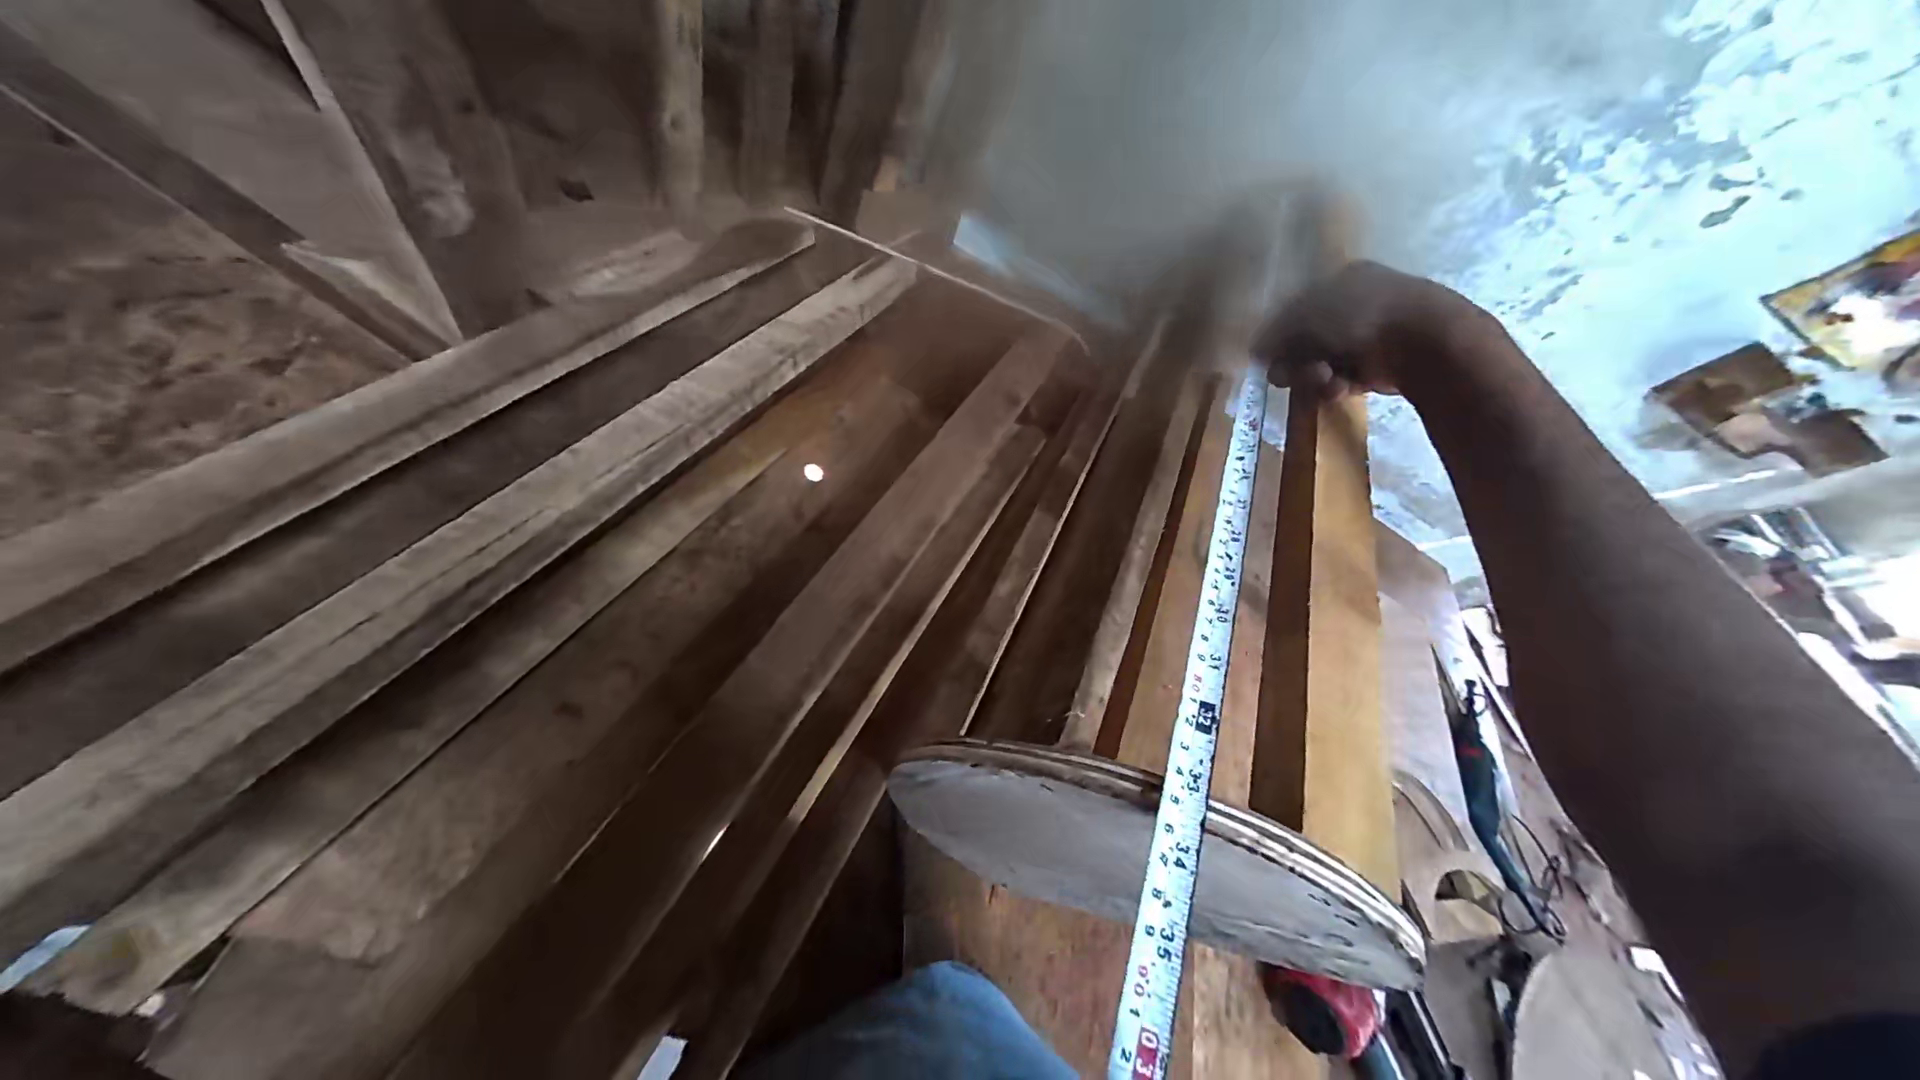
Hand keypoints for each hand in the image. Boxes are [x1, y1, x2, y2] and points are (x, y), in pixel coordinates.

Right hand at [1255, 260, 1489, 398]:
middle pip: (1308, 339)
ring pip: (1324, 361)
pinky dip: (1337, 385)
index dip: (1276, 334)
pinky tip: (1340, 389)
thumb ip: (1276, 334)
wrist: (1427, 341)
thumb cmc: (1361, 317)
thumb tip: (1255, 350)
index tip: (1262, 356)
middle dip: (1294, 361)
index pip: (1295, 307)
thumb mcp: (1307, 318)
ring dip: (1313, 376)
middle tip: (1285, 377)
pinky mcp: (1383, 364)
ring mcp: (1371, 334)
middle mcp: (1357, 303)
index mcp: (1342, 279)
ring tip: (1321, 383)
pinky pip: (1345, 378)